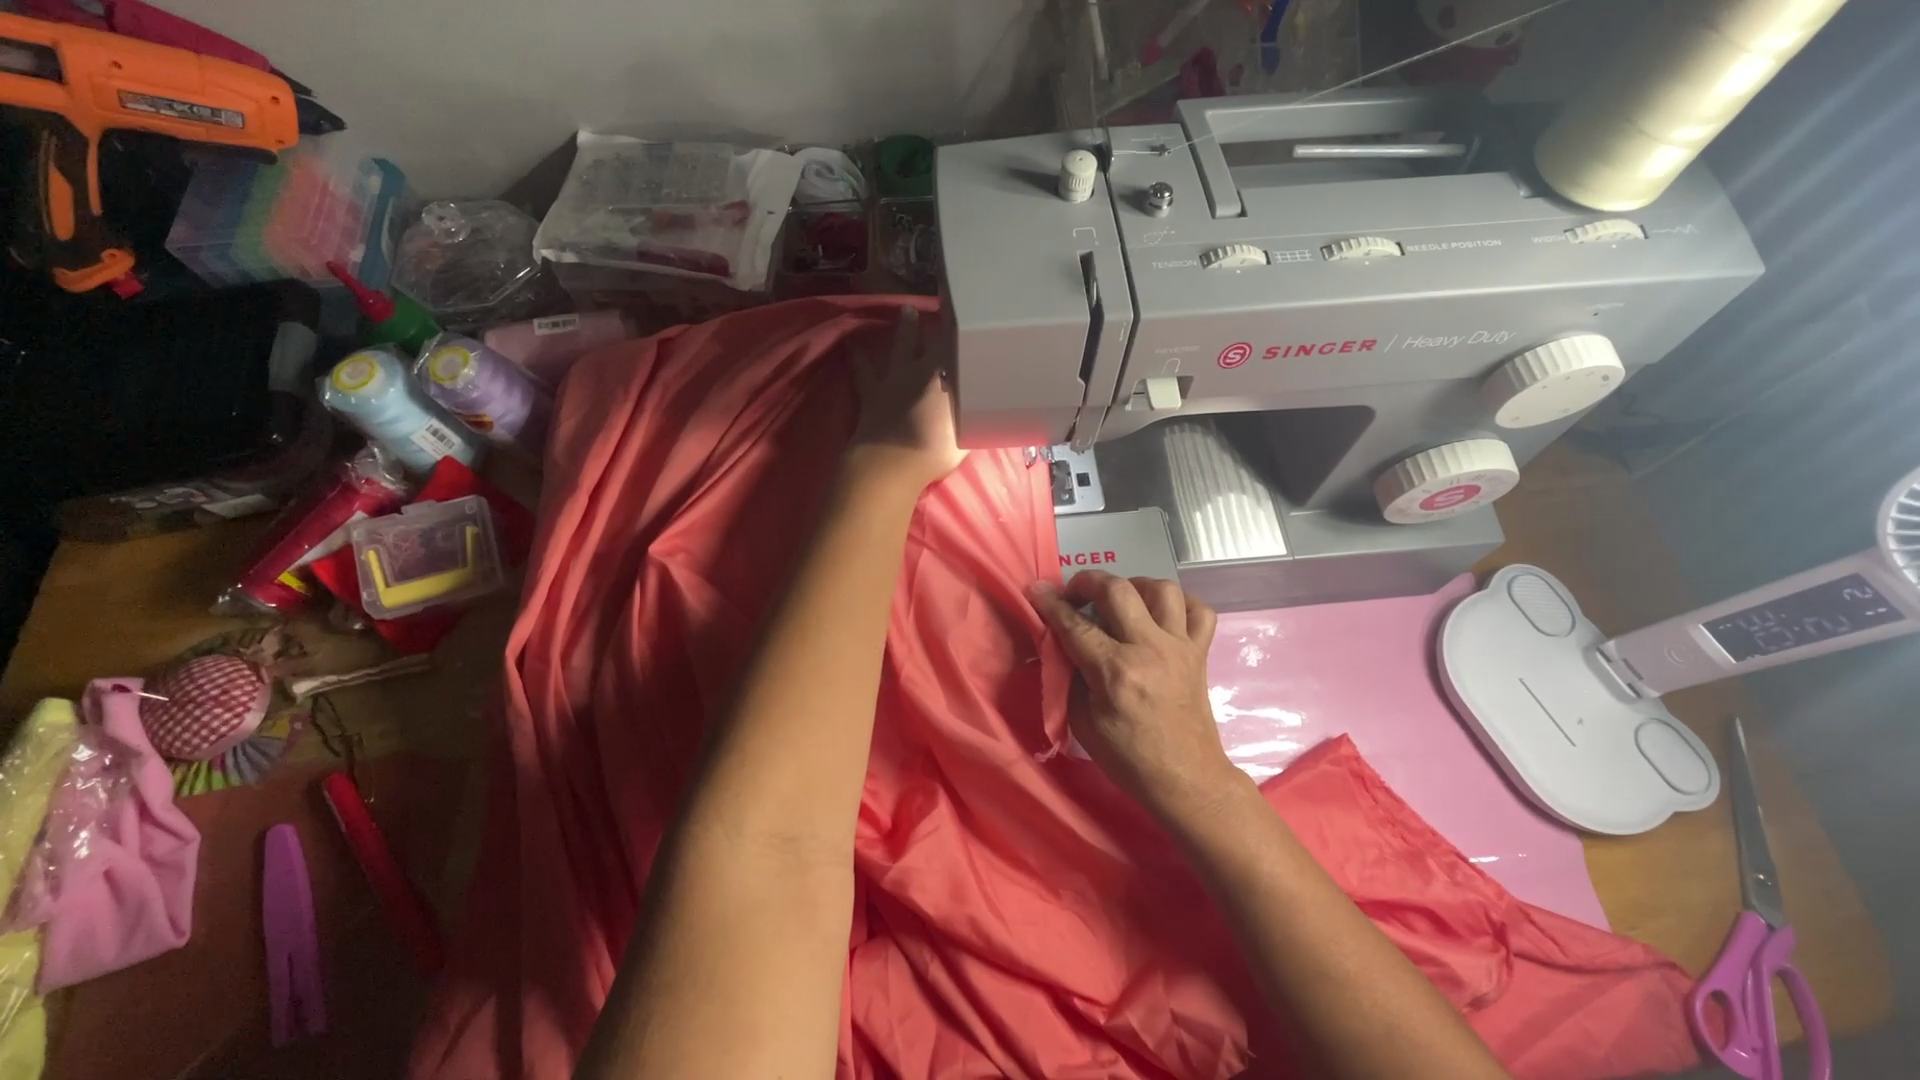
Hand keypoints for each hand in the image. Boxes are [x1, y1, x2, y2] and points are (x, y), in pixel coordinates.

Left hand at [845, 307, 965, 492]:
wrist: (891, 464)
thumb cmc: (934, 450)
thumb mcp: (966, 432)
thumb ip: (973, 413)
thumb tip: (987, 405)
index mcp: (944, 376)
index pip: (956, 345)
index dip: (962, 328)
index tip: (970, 312)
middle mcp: (919, 371)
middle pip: (930, 341)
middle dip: (937, 324)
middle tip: (945, 304)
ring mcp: (893, 380)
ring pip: (899, 348)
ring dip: (905, 329)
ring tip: (906, 311)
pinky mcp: (871, 394)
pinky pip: (862, 371)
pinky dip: (857, 357)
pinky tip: (851, 345)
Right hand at [1026, 572, 1240, 824]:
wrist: (1184, 778)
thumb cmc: (1127, 757)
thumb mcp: (1082, 722)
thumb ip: (1070, 676)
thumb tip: (1059, 644)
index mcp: (1115, 671)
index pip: (1075, 624)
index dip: (1051, 603)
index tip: (1036, 589)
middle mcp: (1149, 649)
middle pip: (1118, 590)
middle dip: (1088, 581)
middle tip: (1075, 592)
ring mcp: (1179, 647)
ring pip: (1162, 590)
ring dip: (1134, 585)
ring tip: (1119, 598)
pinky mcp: (1200, 653)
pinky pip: (1199, 610)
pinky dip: (1180, 603)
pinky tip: (1160, 613)